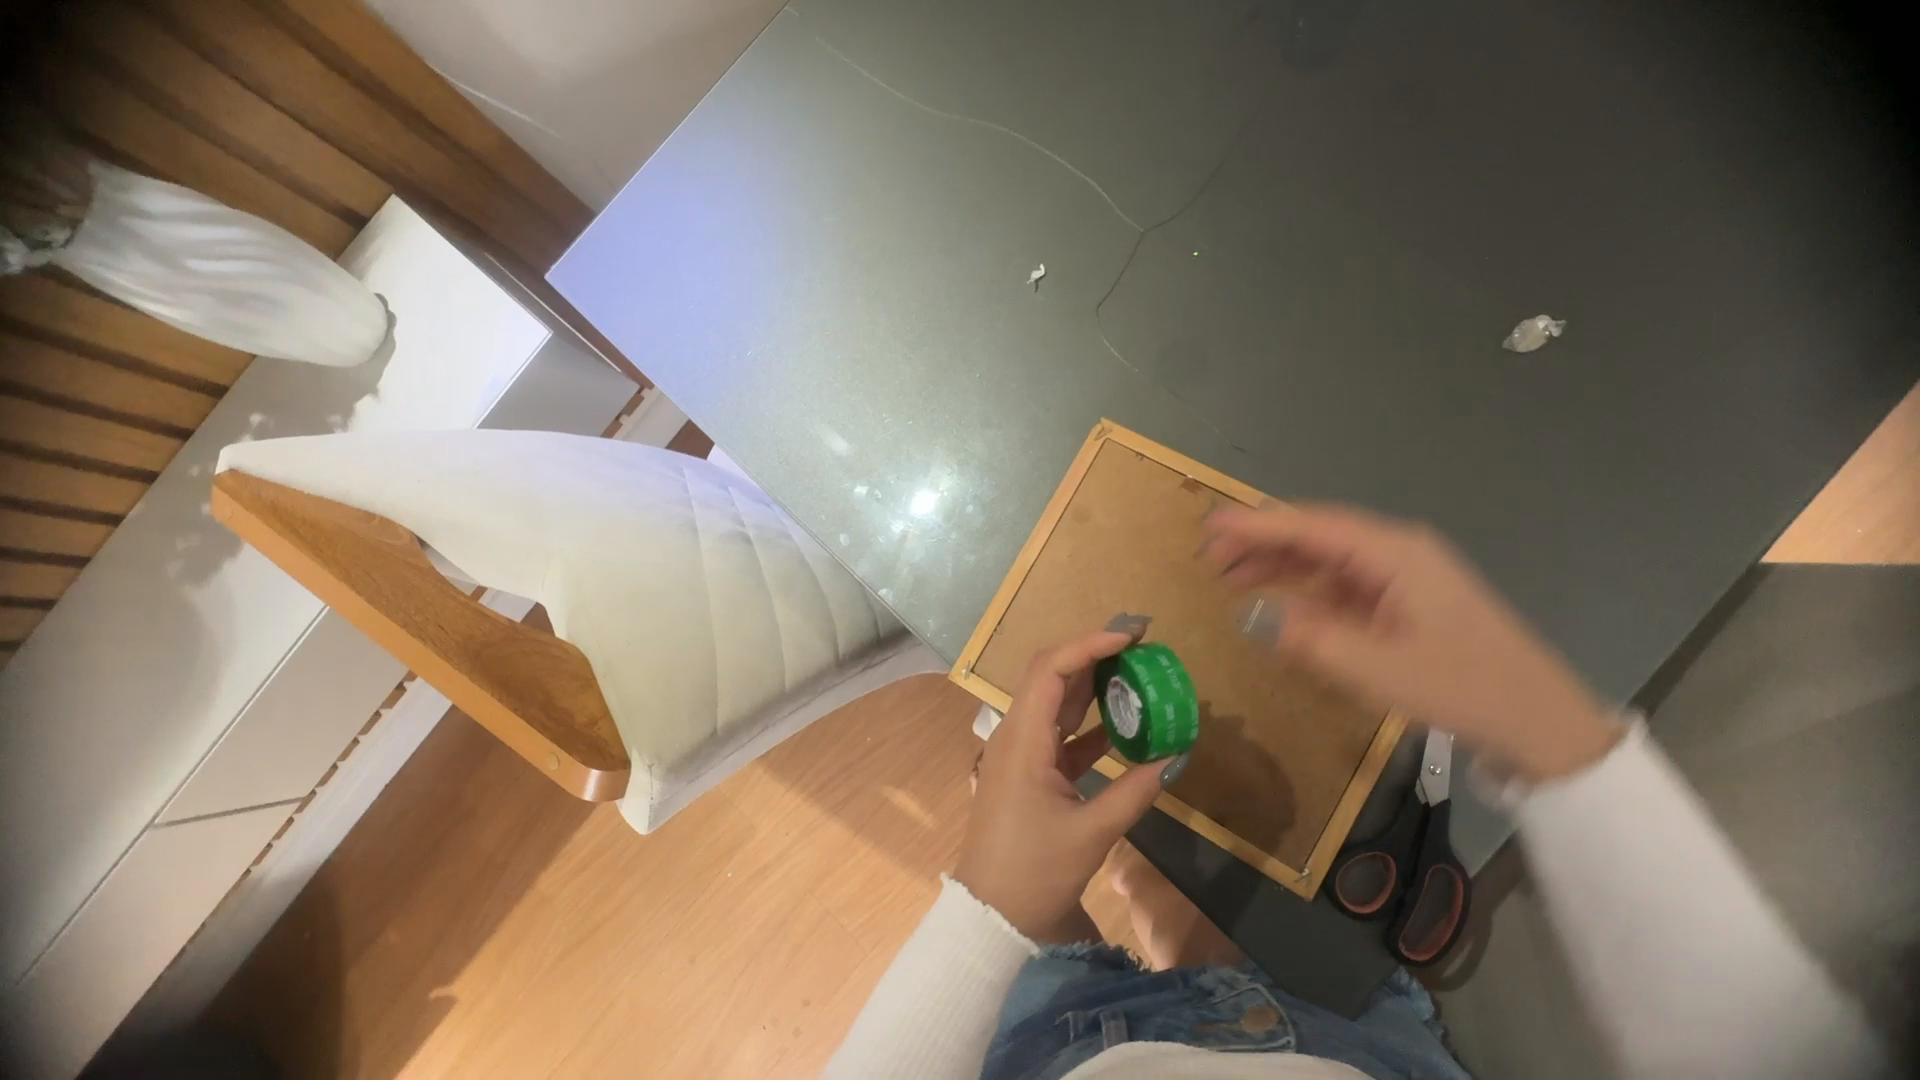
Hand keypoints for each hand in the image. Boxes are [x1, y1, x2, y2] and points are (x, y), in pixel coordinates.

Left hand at [953, 629, 1171, 942]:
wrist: (991, 915)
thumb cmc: (1034, 872)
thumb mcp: (1092, 834)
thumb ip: (1135, 791)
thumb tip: (1175, 757)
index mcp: (1023, 740)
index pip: (1051, 669)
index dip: (1089, 644)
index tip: (1131, 636)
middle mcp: (1017, 736)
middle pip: (1051, 676)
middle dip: (1094, 655)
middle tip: (1141, 645)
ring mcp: (1020, 753)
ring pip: (1056, 703)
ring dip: (1093, 686)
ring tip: (1137, 672)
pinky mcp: (1029, 772)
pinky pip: (1060, 734)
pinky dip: (1090, 725)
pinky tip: (1124, 724)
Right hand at [1201, 503, 1621, 781]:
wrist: (1539, 723)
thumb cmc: (1460, 688)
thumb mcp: (1376, 668)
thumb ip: (1307, 637)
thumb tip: (1247, 615)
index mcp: (1395, 553)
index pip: (1311, 527)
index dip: (1256, 525)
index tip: (1209, 525)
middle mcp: (1398, 552)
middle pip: (1316, 535)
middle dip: (1261, 542)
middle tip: (1210, 558)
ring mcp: (1403, 576)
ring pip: (1327, 558)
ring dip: (1280, 565)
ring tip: (1232, 577)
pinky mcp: (1405, 602)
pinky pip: (1342, 584)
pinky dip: (1305, 590)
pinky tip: (1280, 603)